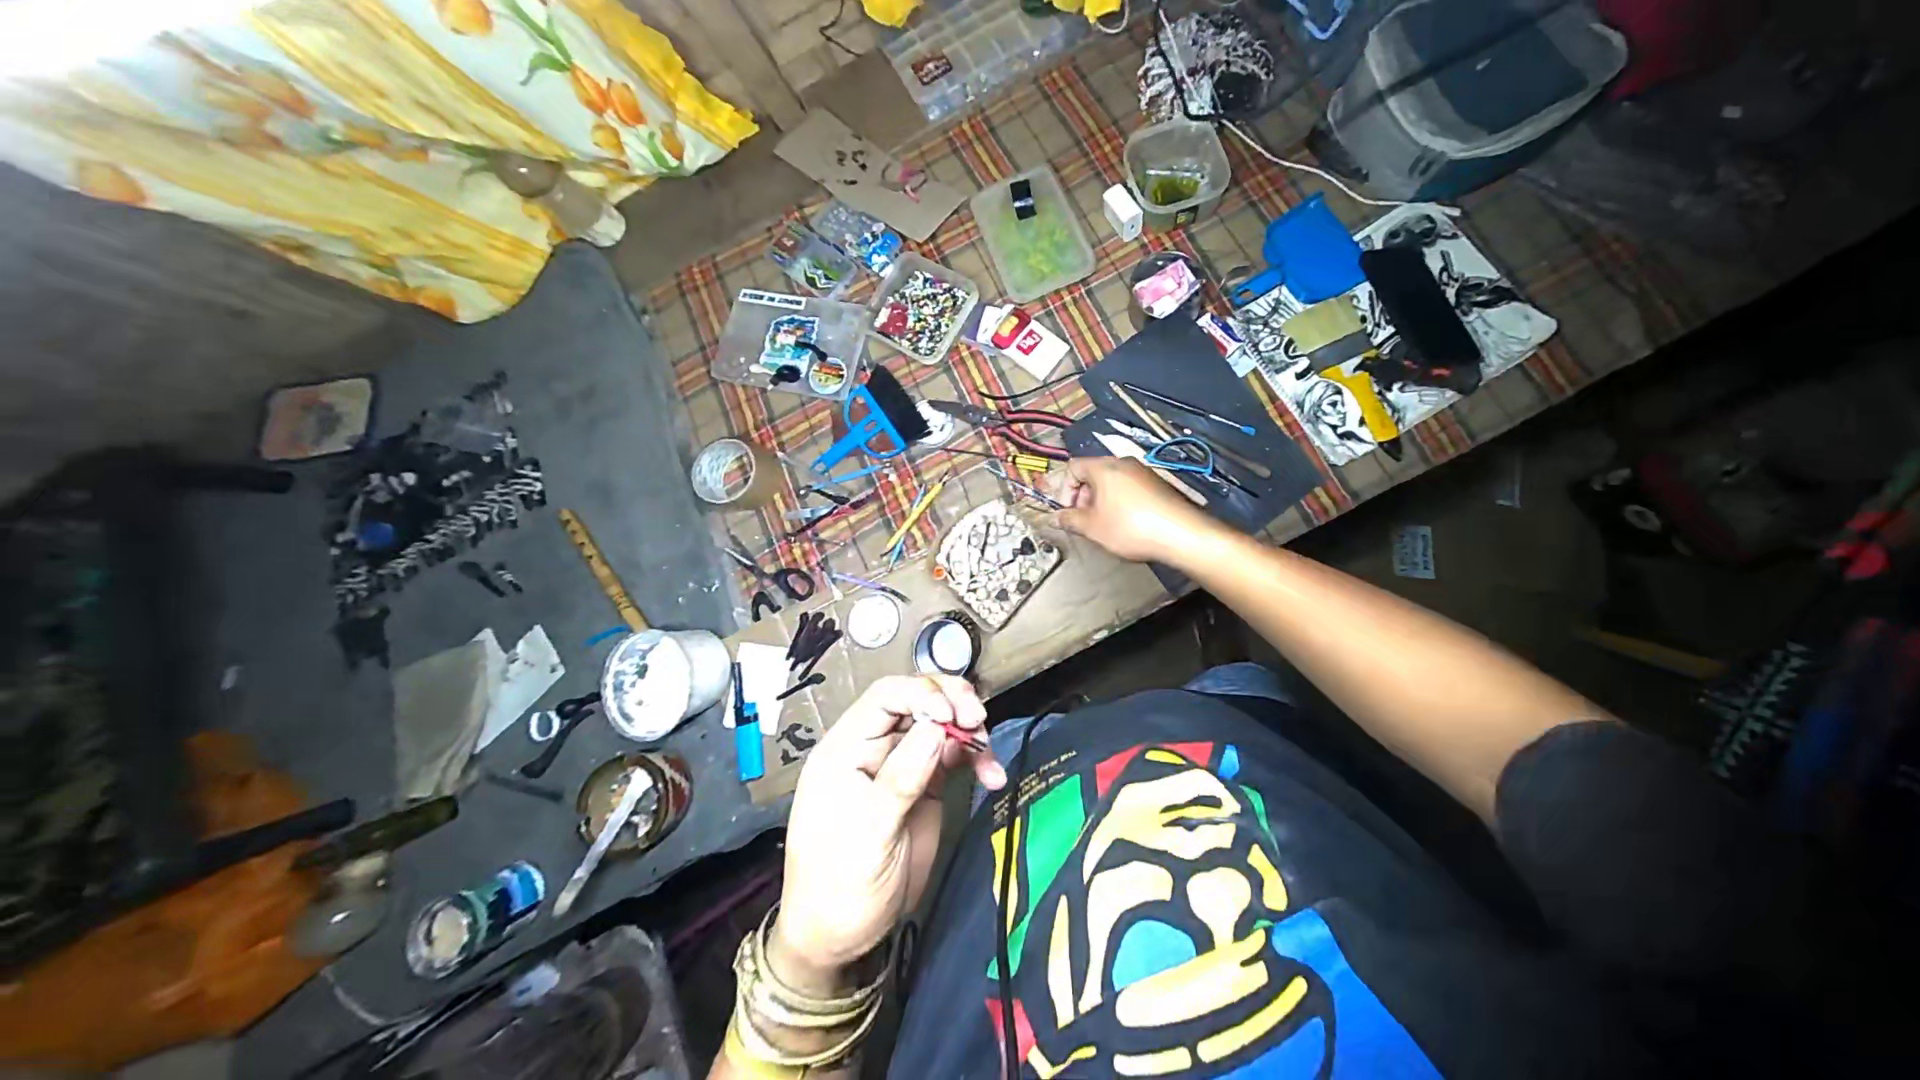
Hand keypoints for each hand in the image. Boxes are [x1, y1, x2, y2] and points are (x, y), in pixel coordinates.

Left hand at [772, 675, 1005, 990]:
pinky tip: (991, 774)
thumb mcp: (867, 835)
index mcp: (846, 750)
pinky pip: (953, 758)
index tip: (951, 716)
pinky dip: (976, 760)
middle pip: (917, 702)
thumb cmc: (836, 887)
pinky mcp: (924, 788)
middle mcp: (874, 749)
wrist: (838, 937)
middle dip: (951, 703)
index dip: (921, 695)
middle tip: (977, 720)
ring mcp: (901, 767)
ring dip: (969, 731)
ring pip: (941, 727)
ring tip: (986, 751)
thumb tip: (934, 730)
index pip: (885, 697)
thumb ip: (900, 780)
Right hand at [1047, 456, 1220, 564]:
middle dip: (1083, 497)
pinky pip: (1129, 488)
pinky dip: (1120, 502)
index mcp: (1103, 467)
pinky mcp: (1157, 485)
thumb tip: (1056, 517)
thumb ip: (1069, 520)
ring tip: (1105, 525)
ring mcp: (1143, 472)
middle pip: (1092, 473)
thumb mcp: (1092, 527)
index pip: (1073, 467)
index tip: (1068, 511)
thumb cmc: (1131, 527)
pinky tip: (1126, 524)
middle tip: (1085, 520)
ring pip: (1111, 482)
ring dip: (1101, 501)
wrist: (1180, 534)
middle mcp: (1123, 463)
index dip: (1064, 490)